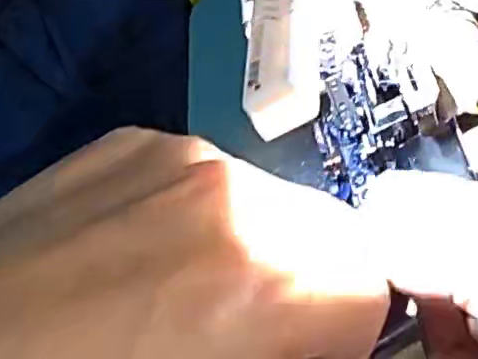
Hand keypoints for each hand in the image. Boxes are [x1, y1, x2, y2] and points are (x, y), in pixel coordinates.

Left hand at [0, 130, 389, 358]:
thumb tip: (313, 344)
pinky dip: (187, 224)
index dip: (338, 343)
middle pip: (327, 233)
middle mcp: (228, 185)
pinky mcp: (119, 140)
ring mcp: (170, 149)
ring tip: (162, 315)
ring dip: (246, 254)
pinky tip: (110, 276)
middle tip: (231, 349)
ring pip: (266, 200)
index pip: (368, 287)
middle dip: (299, 296)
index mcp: (254, 276)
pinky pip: (197, 179)